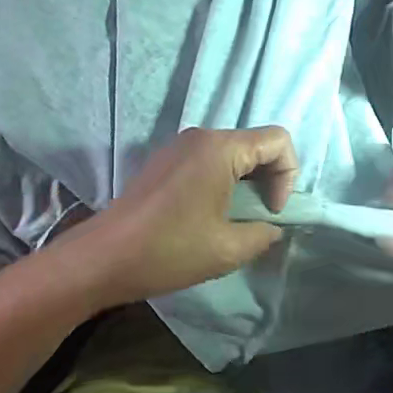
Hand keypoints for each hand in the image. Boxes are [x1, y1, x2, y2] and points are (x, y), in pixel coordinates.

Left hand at [61, 126, 298, 308]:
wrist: (105, 255)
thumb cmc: (169, 249)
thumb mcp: (228, 249)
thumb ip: (262, 233)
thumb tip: (270, 227)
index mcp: (219, 149)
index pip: (277, 141)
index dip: (287, 175)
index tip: (271, 213)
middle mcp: (198, 137)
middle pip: (253, 144)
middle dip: (267, 179)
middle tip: (258, 219)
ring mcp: (176, 147)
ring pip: (229, 153)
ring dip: (242, 183)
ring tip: (234, 221)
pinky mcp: (161, 162)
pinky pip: (204, 161)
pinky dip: (219, 182)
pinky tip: (207, 216)